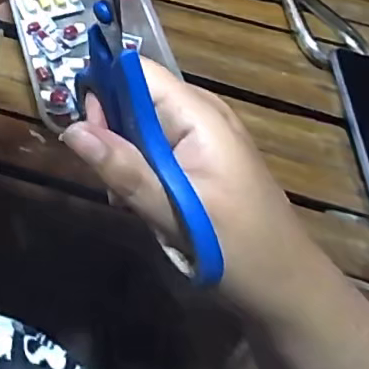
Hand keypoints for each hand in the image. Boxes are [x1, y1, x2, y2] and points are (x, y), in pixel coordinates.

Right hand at [60, 58, 329, 317]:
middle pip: (133, 93)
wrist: (296, 299)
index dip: (104, 86)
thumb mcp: (175, 215)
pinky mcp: (199, 155)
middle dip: (110, 127)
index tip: (87, 127)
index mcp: (198, 114)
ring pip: (139, 120)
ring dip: (122, 151)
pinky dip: (138, 163)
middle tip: (107, 173)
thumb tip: (71, 129)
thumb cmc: (242, 252)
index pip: (136, 69)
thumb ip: (124, 170)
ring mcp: (201, 134)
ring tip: (124, 194)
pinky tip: (142, 198)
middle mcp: (199, 112)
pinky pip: (153, 140)